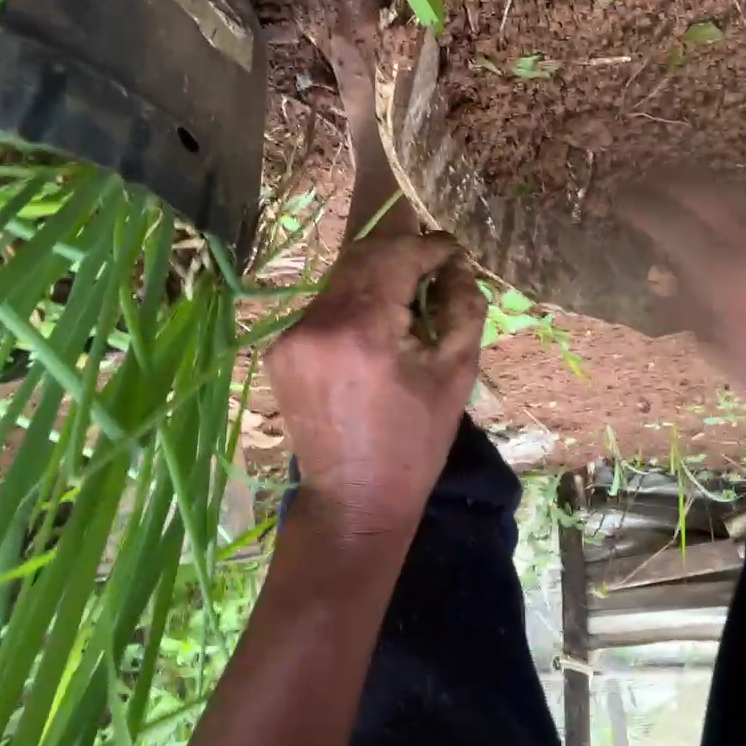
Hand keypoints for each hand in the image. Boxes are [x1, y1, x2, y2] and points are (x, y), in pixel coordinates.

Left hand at [266, 232, 486, 536]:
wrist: (355, 498)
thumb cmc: (416, 441)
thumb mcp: (457, 373)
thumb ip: (464, 307)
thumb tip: (457, 266)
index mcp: (362, 330)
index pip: (395, 256)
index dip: (429, 247)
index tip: (454, 253)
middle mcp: (317, 324)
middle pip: (362, 257)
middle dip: (403, 253)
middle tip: (436, 267)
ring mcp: (291, 337)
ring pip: (341, 278)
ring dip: (379, 275)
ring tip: (411, 298)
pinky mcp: (281, 351)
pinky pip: (325, 306)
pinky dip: (356, 301)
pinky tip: (378, 325)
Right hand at [619, 182, 745, 419]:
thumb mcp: (707, 338)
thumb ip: (682, 298)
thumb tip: (661, 269)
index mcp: (720, 271)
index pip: (669, 222)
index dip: (641, 206)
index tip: (621, 199)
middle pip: (700, 191)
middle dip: (667, 181)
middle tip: (646, 182)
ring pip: (731, 190)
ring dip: (699, 185)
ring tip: (676, 186)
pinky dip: (729, 199)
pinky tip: (717, 206)